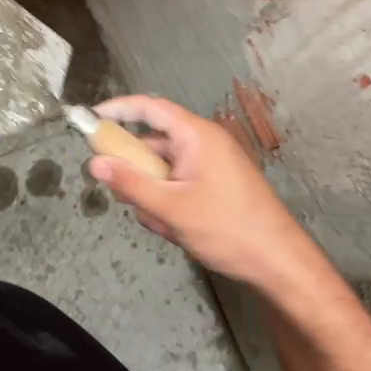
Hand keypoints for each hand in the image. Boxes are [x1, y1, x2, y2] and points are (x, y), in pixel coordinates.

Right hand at [86, 96, 312, 288]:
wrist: (279, 263)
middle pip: (153, 143)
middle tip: (122, 193)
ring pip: (163, 170)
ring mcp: (211, 166)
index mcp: (197, 135)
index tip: (90, 119)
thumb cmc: (228, 228)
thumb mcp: (171, 207)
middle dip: (135, 169)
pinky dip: (168, 203)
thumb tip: (94, 163)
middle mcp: (204, 143)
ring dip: (152, 193)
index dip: (118, 109)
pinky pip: (178, 185)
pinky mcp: (215, 186)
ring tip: (159, 222)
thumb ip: (130, 183)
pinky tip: (173, 229)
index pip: (150, 107)